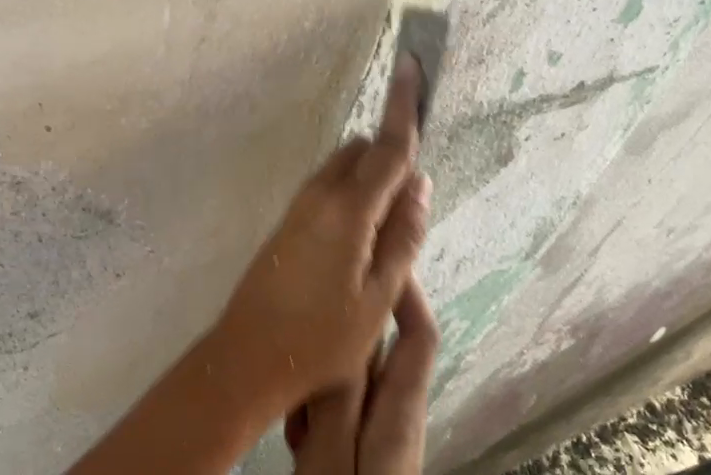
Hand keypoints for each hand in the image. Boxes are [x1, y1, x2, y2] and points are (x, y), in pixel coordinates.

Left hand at [215, 54, 431, 408]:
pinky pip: (331, 190)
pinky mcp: (289, 222)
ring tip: (389, 236)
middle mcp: (321, 195)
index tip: (410, 63)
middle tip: (413, 208)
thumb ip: (403, 237)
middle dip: (391, 159)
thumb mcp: (378, 296)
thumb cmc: (321, 339)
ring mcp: (300, 206)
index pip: (387, 147)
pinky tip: (361, 243)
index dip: (403, 105)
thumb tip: (421, 184)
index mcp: (348, 209)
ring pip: (345, 170)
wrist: (247, 357)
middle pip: (364, 152)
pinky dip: (354, 196)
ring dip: (371, 179)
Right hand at [287, 273, 439, 474]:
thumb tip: (343, 335)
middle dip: (339, 336)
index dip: (407, 292)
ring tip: (290, 395)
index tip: (377, 256)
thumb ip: (338, 395)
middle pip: (376, 354)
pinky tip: (293, 427)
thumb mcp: (332, 453)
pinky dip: (316, 410)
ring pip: (350, 382)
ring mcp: (379, 436)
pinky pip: (340, 412)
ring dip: (321, 378)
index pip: (420, 334)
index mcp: (400, 410)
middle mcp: (397, 416)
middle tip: (304, 320)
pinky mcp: (361, 455)